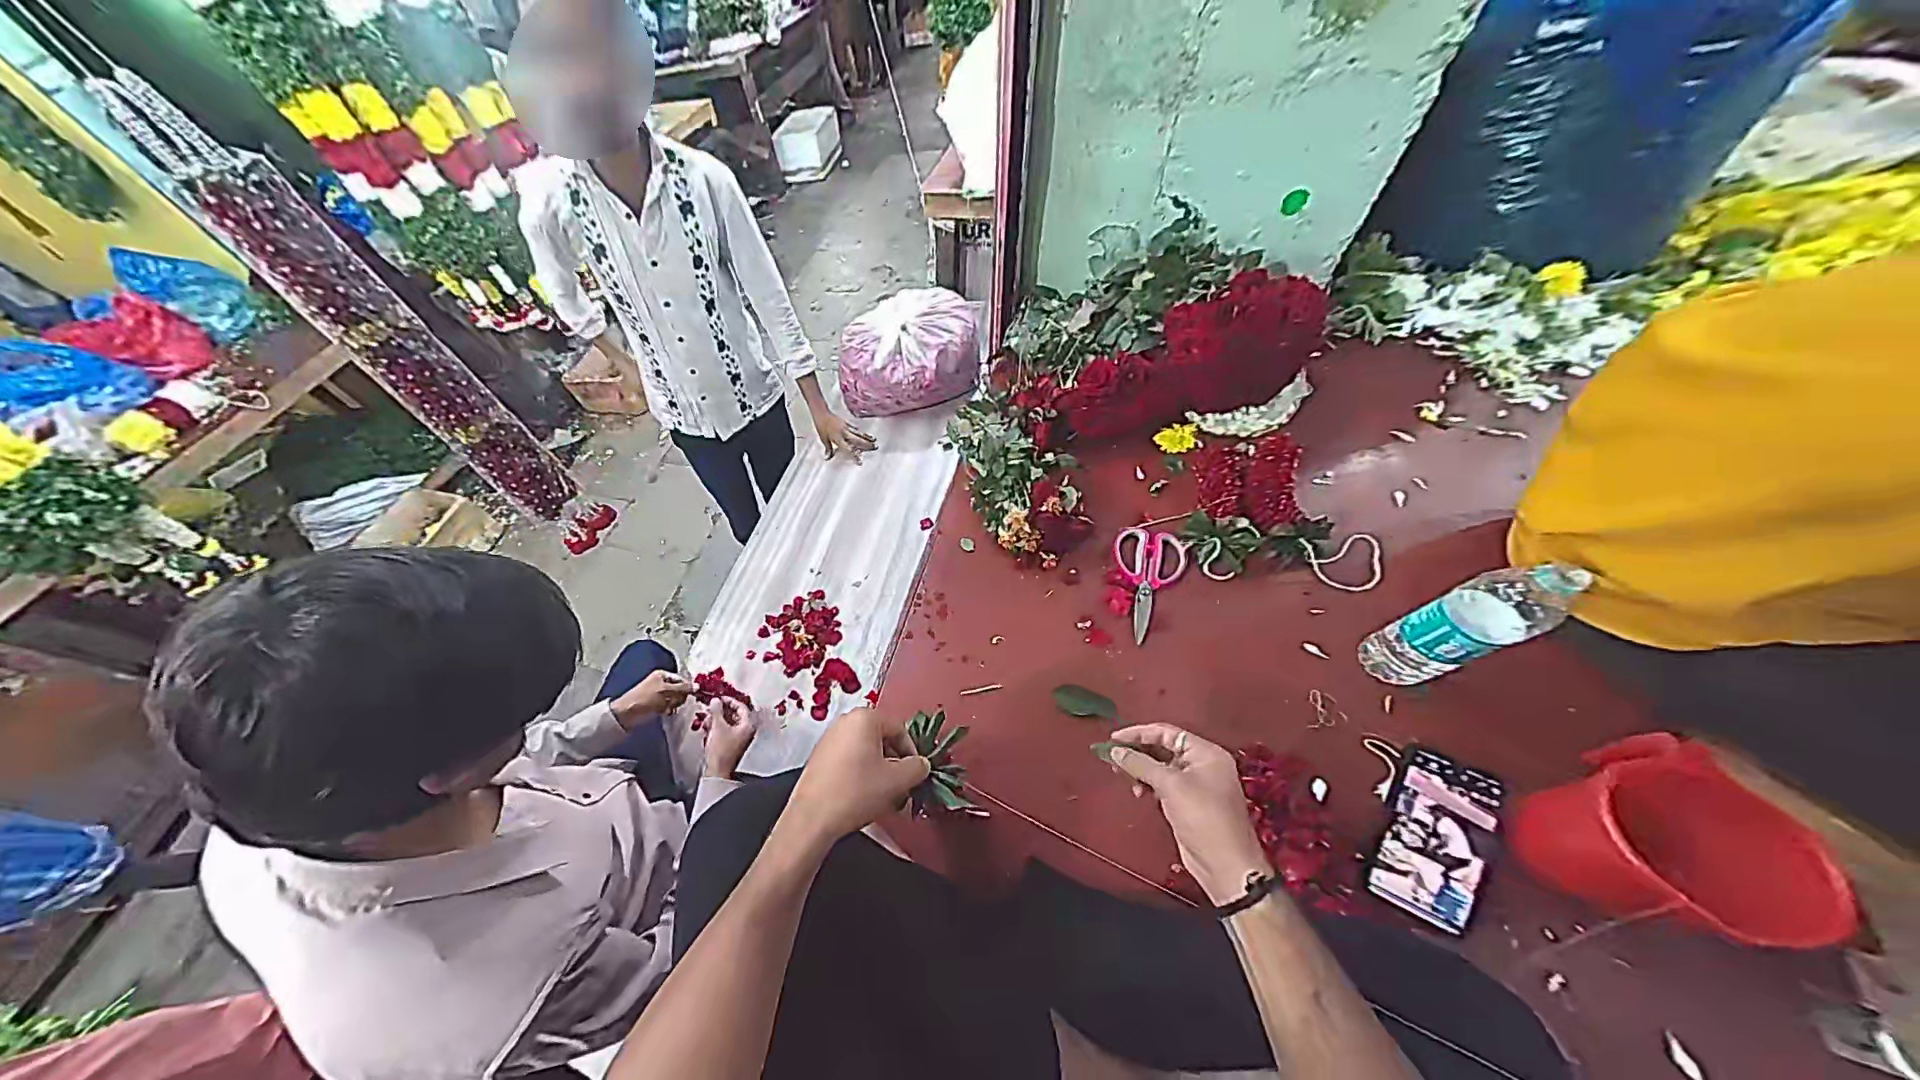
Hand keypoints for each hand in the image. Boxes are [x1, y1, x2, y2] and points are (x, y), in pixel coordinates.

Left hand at [611, 670, 691, 727]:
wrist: (625, 715)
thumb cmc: (645, 699)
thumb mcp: (666, 691)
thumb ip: (684, 688)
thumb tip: (698, 687)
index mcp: (663, 674)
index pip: (683, 679)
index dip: (686, 688)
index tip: (686, 696)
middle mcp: (661, 682)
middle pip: (680, 689)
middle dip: (679, 697)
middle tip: (672, 703)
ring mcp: (658, 694)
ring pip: (675, 699)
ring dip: (673, 705)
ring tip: (666, 709)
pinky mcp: (655, 704)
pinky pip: (668, 706)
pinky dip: (668, 709)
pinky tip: (664, 712)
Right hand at [703, 699, 756, 779]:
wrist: (717, 771)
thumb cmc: (721, 752)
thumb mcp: (718, 726)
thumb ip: (717, 711)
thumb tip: (716, 701)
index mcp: (748, 725)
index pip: (741, 707)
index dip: (730, 701)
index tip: (721, 698)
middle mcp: (746, 731)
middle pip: (735, 715)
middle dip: (722, 710)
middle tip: (713, 707)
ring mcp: (740, 738)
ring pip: (729, 723)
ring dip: (718, 719)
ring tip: (708, 717)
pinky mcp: (732, 745)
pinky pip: (726, 731)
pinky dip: (717, 727)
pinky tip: (708, 727)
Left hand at [781, 707, 927, 851]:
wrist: (812, 818)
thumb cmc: (856, 792)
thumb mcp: (897, 780)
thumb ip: (917, 767)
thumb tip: (921, 764)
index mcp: (864, 718)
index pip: (899, 729)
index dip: (912, 752)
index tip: (915, 772)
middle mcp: (845, 722)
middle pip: (882, 739)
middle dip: (895, 762)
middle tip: (901, 785)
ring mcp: (829, 739)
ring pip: (866, 751)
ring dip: (879, 770)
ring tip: (884, 795)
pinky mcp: (819, 758)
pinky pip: (849, 760)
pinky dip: (861, 774)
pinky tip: (864, 796)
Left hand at [811, 408, 876, 462]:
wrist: (822, 413)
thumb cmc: (821, 425)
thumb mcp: (823, 438)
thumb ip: (828, 448)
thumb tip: (828, 457)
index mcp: (838, 438)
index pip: (848, 448)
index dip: (854, 454)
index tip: (860, 460)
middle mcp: (844, 432)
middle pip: (857, 440)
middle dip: (866, 444)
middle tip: (875, 447)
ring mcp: (846, 427)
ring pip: (858, 433)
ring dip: (867, 437)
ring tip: (874, 440)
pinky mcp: (847, 422)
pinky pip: (855, 428)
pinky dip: (861, 432)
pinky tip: (865, 433)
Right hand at [1104, 724, 1271, 905]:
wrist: (1225, 865)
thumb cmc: (1204, 818)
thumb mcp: (1170, 785)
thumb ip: (1141, 764)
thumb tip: (1116, 750)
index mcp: (1206, 753)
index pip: (1167, 733)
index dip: (1139, 733)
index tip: (1114, 738)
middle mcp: (1203, 764)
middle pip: (1164, 748)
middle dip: (1138, 752)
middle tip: (1113, 757)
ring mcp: (1197, 784)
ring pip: (1162, 767)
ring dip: (1141, 769)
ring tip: (1122, 775)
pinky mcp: (1189, 802)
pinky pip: (1164, 784)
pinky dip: (1149, 785)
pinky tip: (1138, 791)